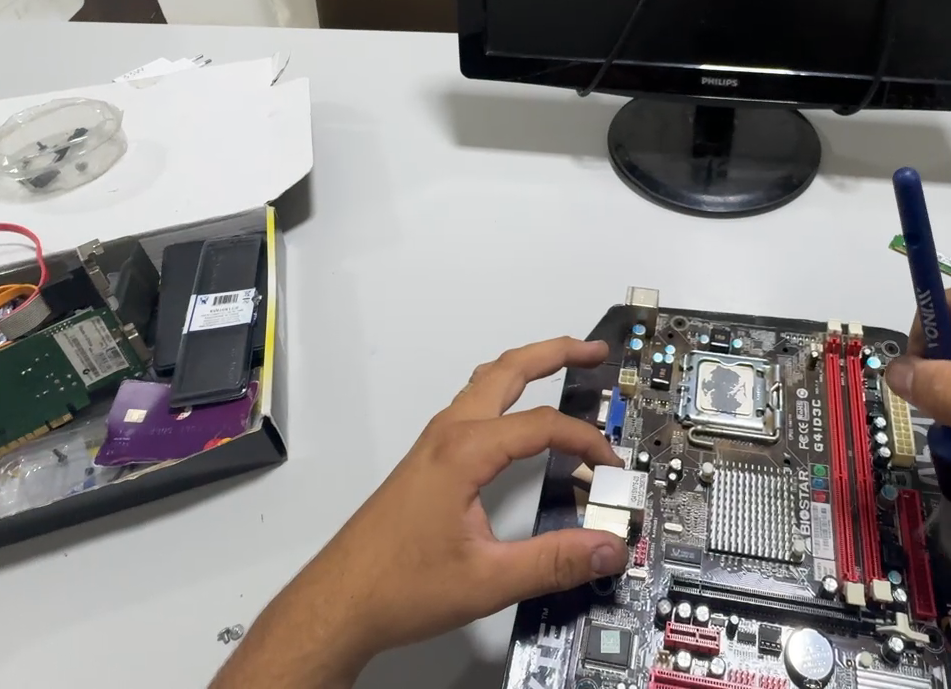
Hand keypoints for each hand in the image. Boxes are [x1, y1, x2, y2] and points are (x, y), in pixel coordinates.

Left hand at [214, 337, 625, 688]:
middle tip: (594, 349)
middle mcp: (450, 432)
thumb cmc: (402, 587)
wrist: (338, 601)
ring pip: (487, 380)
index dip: (584, 440)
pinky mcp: (429, 455)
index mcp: (466, 450)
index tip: (611, 465)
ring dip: (527, 364)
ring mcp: (435, 440)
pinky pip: (474, 401)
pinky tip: (516, 409)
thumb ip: (554, 562)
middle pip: (509, 370)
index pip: (543, 426)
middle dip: (555, 352)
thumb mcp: (487, 581)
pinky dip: (505, 387)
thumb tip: (608, 546)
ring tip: (562, 361)